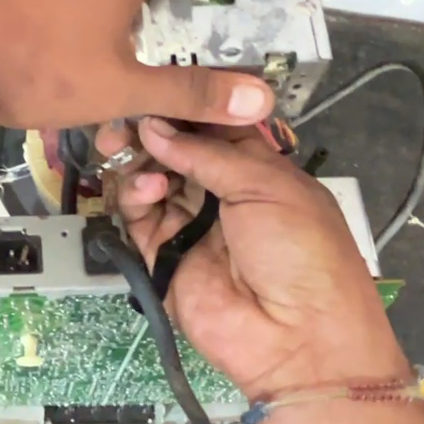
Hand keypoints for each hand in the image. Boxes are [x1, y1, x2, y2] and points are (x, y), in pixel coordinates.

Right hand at [100, 118, 407, 399]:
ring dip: (136, 160)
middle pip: (174, 153)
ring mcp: (188, 225)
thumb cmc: (300, 251)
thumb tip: (155, 127)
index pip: (211, 131)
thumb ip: (207, 153)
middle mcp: (219, 195)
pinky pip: (137, 218)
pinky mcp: (161, 256)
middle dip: (150, 132)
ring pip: (149, 180)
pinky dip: (135, 196)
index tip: (155, 87)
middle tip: (125, 119)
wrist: (296, 337)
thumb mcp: (268, 187)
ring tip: (124, 148)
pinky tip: (146, 188)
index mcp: (258, 172)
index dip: (184, 110)